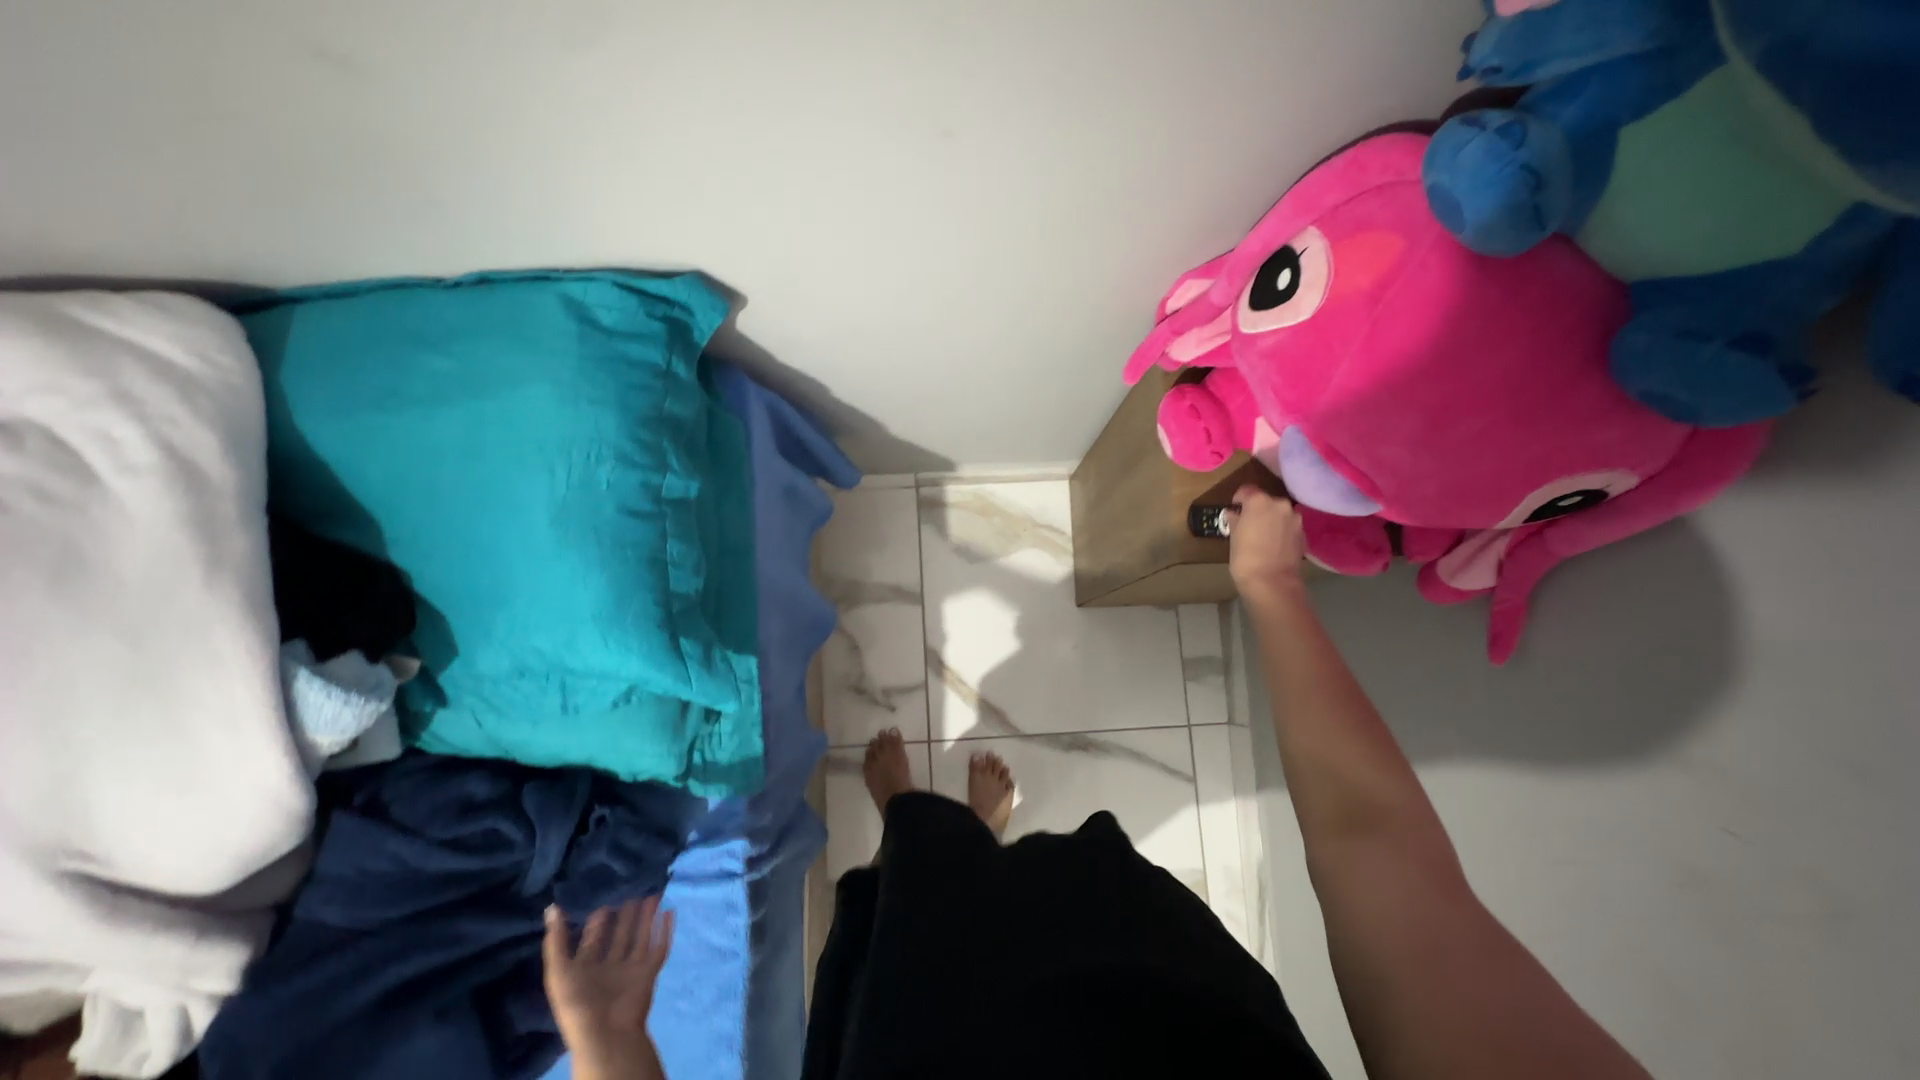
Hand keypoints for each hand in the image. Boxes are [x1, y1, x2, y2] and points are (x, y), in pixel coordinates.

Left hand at [543, 897, 673, 1079]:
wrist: (606, 1034)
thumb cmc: (577, 1002)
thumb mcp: (558, 970)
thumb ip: (556, 939)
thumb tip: (552, 906)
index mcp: (586, 968)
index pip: (593, 939)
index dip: (597, 922)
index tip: (604, 901)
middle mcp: (609, 966)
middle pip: (619, 936)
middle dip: (625, 916)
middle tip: (632, 893)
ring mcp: (631, 969)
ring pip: (640, 937)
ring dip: (646, 918)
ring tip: (653, 895)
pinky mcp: (649, 972)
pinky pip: (660, 947)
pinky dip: (666, 931)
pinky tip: (670, 912)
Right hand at [1226, 485, 1306, 602]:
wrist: (1272, 581)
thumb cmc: (1245, 557)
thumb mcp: (1233, 536)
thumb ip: (1235, 520)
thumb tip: (1233, 514)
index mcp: (1259, 501)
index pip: (1247, 490)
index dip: (1239, 499)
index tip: (1235, 509)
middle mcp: (1280, 504)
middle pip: (1266, 501)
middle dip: (1258, 510)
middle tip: (1249, 525)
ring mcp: (1295, 519)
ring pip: (1279, 513)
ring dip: (1272, 520)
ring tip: (1263, 536)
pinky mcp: (1303, 534)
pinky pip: (1288, 526)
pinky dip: (1282, 531)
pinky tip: (1275, 545)